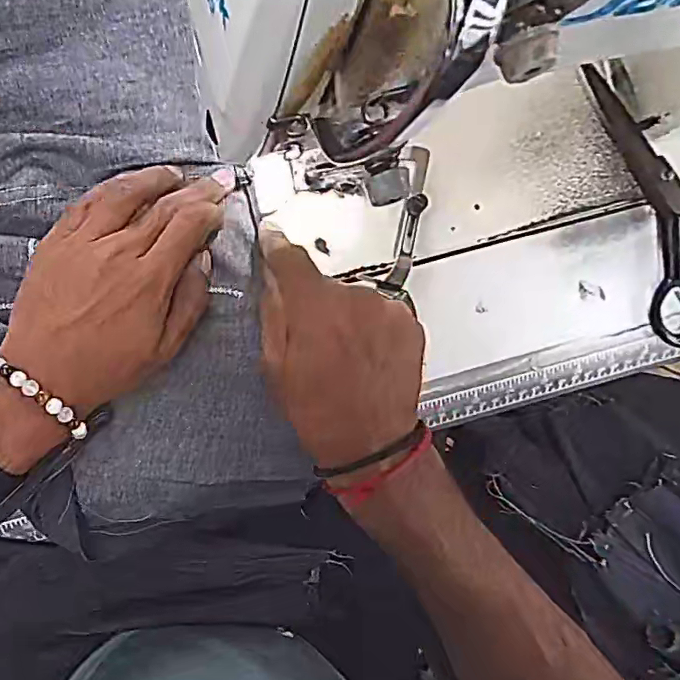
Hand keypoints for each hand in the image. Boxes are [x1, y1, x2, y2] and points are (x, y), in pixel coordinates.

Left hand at [0, 166, 232, 471]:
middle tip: (211, 181)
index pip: (188, 224)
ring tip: (173, 174)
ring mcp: (84, 242)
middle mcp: (117, 251)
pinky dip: (111, 188)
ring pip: (125, 192)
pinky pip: (87, 202)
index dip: (209, 209)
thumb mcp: (163, 349)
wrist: (44, 375)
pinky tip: (125, 186)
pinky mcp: (57, 241)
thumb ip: (190, 301)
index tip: (219, 207)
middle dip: (195, 189)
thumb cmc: (103, 367)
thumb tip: (203, 261)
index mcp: (148, 279)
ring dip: (154, 178)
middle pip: (164, 204)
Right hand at [258, 226, 424, 476]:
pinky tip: (364, 354)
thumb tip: (271, 283)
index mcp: (312, 308)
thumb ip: (271, 314)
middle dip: (314, 301)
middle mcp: (353, 299)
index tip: (272, 239)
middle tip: (313, 339)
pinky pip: (379, 309)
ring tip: (343, 354)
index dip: (276, 245)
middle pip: (324, 282)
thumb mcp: (274, 366)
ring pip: (353, 296)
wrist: (371, 441)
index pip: (290, 256)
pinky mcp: (408, 320)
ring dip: (345, 314)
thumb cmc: (322, 412)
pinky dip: (370, 324)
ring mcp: (385, 308)